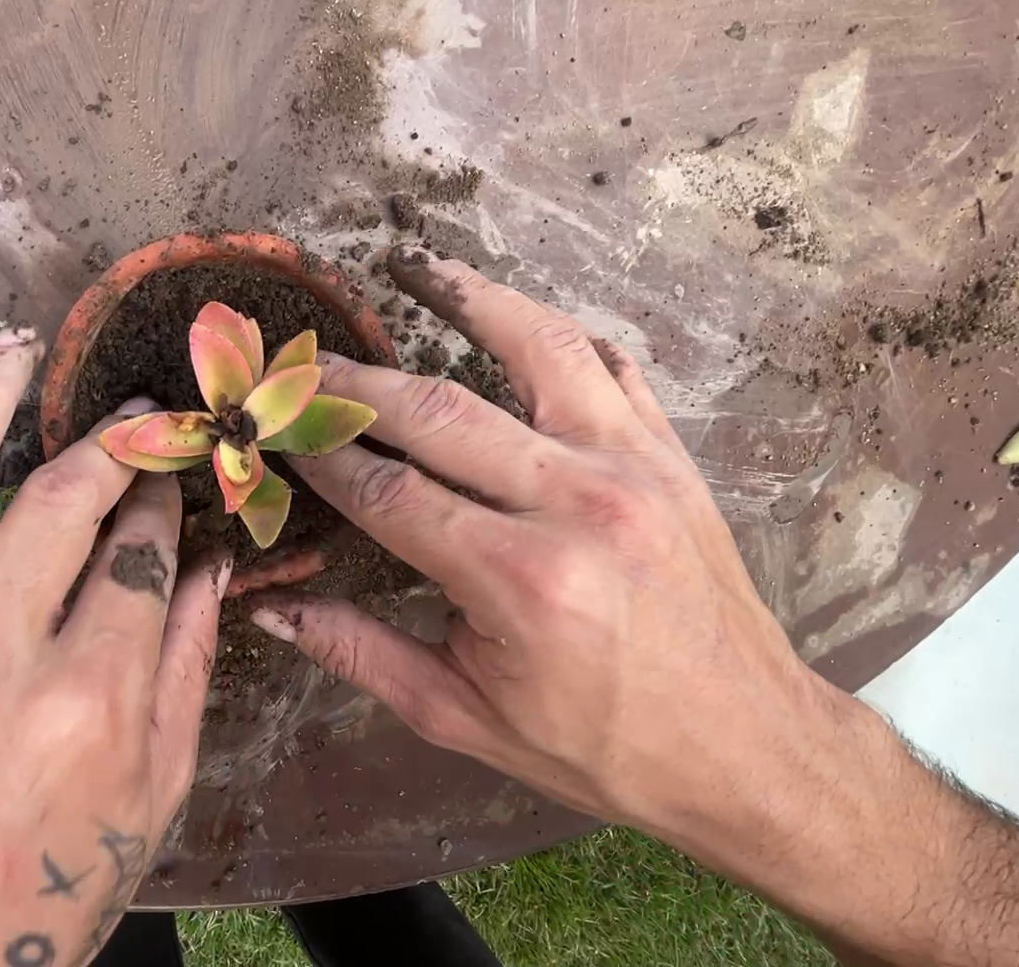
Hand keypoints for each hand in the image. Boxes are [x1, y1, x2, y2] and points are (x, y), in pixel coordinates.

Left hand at [0, 329, 226, 966]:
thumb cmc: (47, 891)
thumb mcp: (155, 794)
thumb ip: (189, 670)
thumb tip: (211, 567)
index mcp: (86, 701)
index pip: (139, 556)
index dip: (163, 506)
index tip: (169, 479)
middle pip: (57, 505)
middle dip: (107, 449)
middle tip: (127, 418)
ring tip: (12, 348)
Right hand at [249, 248, 835, 835]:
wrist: (751, 752)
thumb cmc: (596, 746)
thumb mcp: (459, 715)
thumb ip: (355, 651)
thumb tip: (267, 610)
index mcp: (517, 580)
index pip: (388, 490)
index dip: (323, 455)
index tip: (280, 428)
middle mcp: (576, 503)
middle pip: (437, 412)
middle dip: (355, 382)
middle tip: (304, 361)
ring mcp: (633, 464)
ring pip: (536, 347)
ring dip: (465, 297)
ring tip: (410, 266)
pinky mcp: (668, 453)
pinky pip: (606, 363)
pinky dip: (550, 330)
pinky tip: (508, 312)